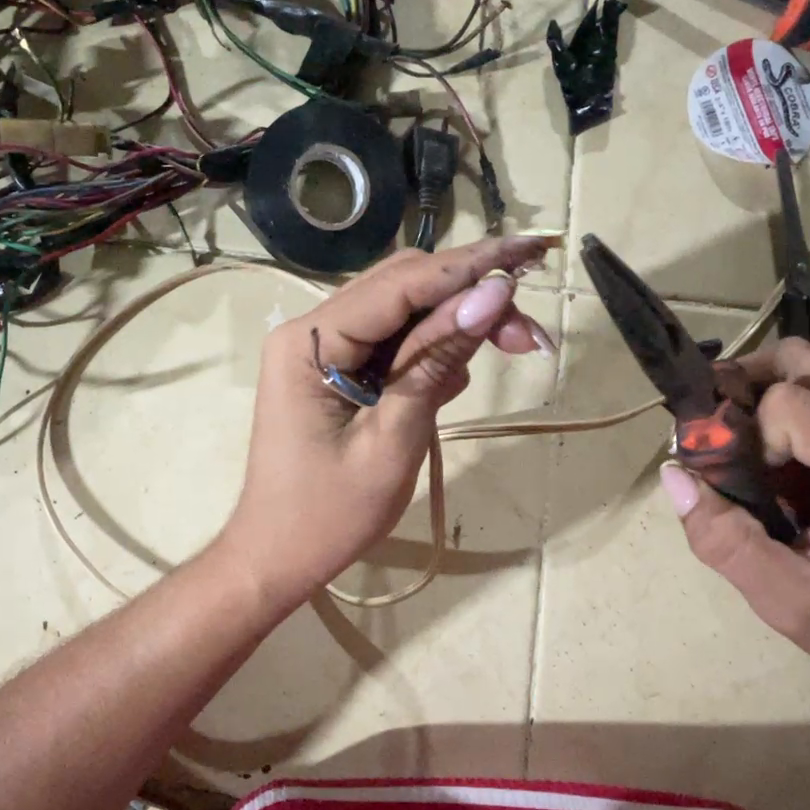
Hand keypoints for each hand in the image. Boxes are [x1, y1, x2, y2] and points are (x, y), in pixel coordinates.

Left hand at [214, 237, 556, 606]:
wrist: (278, 557)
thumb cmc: (328, 515)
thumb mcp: (392, 440)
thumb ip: (436, 362)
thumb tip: (492, 295)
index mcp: (309, 341)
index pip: (399, 284)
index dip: (469, 267)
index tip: (531, 252)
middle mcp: (311, 330)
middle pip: (402, 287)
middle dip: (470, 297)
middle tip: (529, 332)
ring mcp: (322, 350)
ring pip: (402, 313)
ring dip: (457, 325)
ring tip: (516, 347)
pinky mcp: (337, 372)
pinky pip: (392, 345)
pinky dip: (432, 353)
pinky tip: (459, 378)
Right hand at [661, 338, 809, 687]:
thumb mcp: (783, 601)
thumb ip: (724, 541)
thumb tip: (673, 474)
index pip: (792, 405)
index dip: (748, 439)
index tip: (747, 492)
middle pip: (801, 365)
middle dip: (745, 394)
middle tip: (719, 444)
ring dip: (761, 399)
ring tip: (741, 452)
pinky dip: (783, 412)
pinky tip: (773, 463)